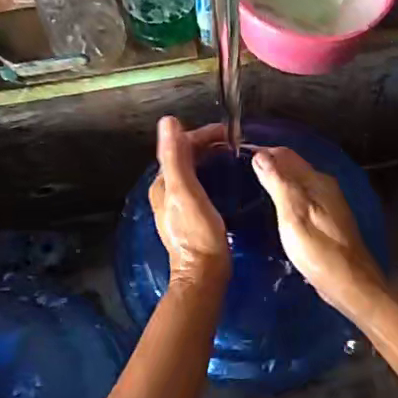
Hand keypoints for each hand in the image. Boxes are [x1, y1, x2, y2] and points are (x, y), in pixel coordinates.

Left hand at [149, 117, 229, 286]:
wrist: (204, 275)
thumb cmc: (198, 234)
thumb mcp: (186, 192)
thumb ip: (176, 158)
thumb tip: (168, 122)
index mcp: (162, 184)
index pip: (179, 147)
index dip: (202, 135)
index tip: (229, 132)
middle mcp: (166, 192)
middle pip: (185, 158)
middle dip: (207, 145)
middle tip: (235, 142)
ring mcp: (178, 206)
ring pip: (193, 171)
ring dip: (210, 159)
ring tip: (233, 155)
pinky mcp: (192, 217)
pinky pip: (200, 185)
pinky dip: (212, 175)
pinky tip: (226, 179)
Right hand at [250, 146, 384, 314]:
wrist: (351, 284)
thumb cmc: (319, 250)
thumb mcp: (293, 214)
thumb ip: (278, 183)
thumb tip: (260, 155)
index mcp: (317, 181)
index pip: (286, 154)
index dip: (262, 151)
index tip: (236, 154)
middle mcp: (324, 187)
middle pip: (292, 166)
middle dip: (268, 163)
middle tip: (238, 170)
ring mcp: (327, 205)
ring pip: (297, 183)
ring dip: (276, 180)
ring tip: (250, 186)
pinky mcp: (326, 222)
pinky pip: (301, 199)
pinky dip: (285, 196)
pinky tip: (273, 208)